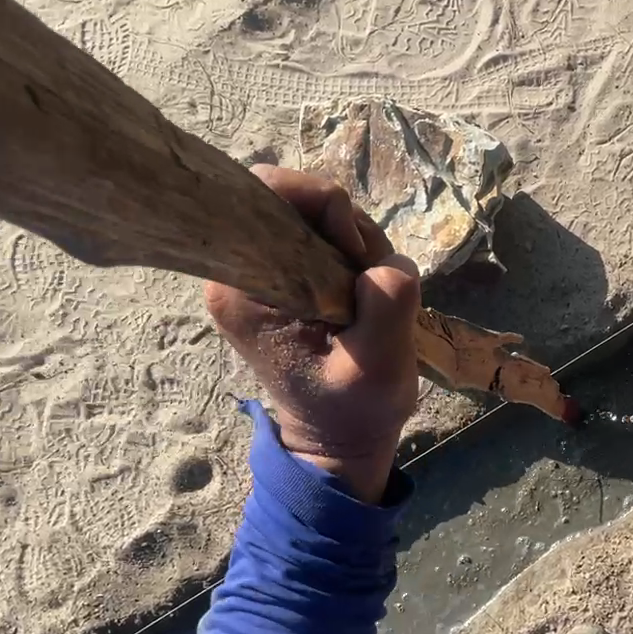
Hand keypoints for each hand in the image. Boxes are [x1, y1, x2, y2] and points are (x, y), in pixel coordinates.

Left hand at [204, 165, 421, 502]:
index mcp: (244, 287)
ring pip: (323, 219)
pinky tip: (368, 299)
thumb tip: (388, 263)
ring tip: (374, 302)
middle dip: (350, 232)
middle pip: (299, 201)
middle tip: (372, 284)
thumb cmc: (354, 411)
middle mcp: (244, 270)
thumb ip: (384, 305)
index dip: (318, 203)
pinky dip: (360, 261)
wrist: (342, 439)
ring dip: (362, 249)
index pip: (265, 195)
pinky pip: (330, 241)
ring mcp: (270, 273)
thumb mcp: (378, 366)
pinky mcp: (293, 280)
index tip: (352, 250)